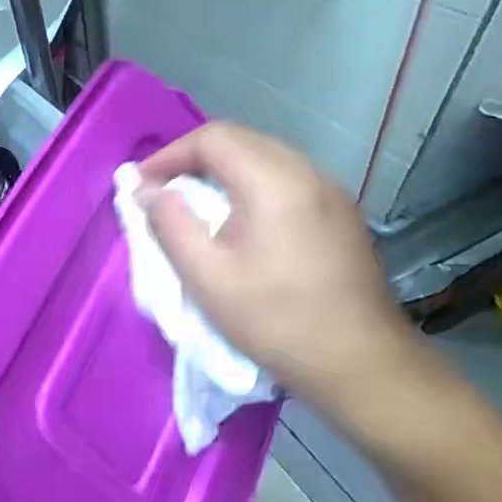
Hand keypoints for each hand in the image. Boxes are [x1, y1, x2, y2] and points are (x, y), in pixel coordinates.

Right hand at [137, 122, 427, 406]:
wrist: (360, 363)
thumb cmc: (274, 320)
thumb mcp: (206, 276)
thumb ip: (169, 224)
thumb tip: (145, 189)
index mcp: (275, 183)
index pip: (212, 138)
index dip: (168, 155)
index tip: (141, 186)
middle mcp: (308, 173)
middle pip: (239, 139)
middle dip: (191, 157)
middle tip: (160, 191)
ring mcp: (330, 190)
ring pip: (263, 154)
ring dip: (219, 169)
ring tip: (191, 202)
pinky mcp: (339, 211)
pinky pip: (283, 175)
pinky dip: (246, 181)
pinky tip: (235, 217)